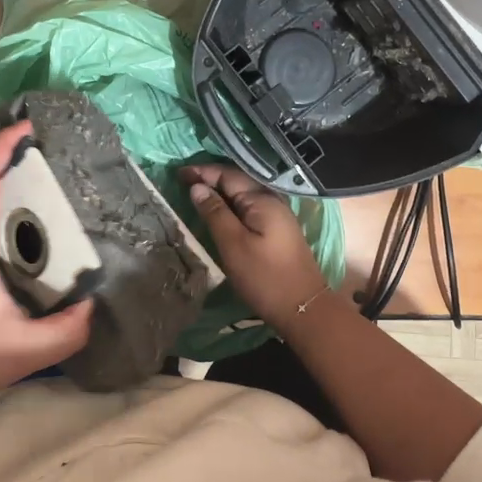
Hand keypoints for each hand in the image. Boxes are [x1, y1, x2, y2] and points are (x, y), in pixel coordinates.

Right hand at [182, 162, 327, 326]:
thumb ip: (215, 213)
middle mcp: (272, 199)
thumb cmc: (265, 277)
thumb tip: (197, 187)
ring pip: (243, 194)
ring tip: (196, 193)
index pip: (228, 174)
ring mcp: (277, 214)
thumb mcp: (234, 245)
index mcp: (262, 199)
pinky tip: (219, 211)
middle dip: (210, 178)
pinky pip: (249, 207)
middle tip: (182, 181)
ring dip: (220, 191)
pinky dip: (231, 204)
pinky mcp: (277, 229)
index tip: (178, 174)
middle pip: (237, 180)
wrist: (303, 309)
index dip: (202, 172)